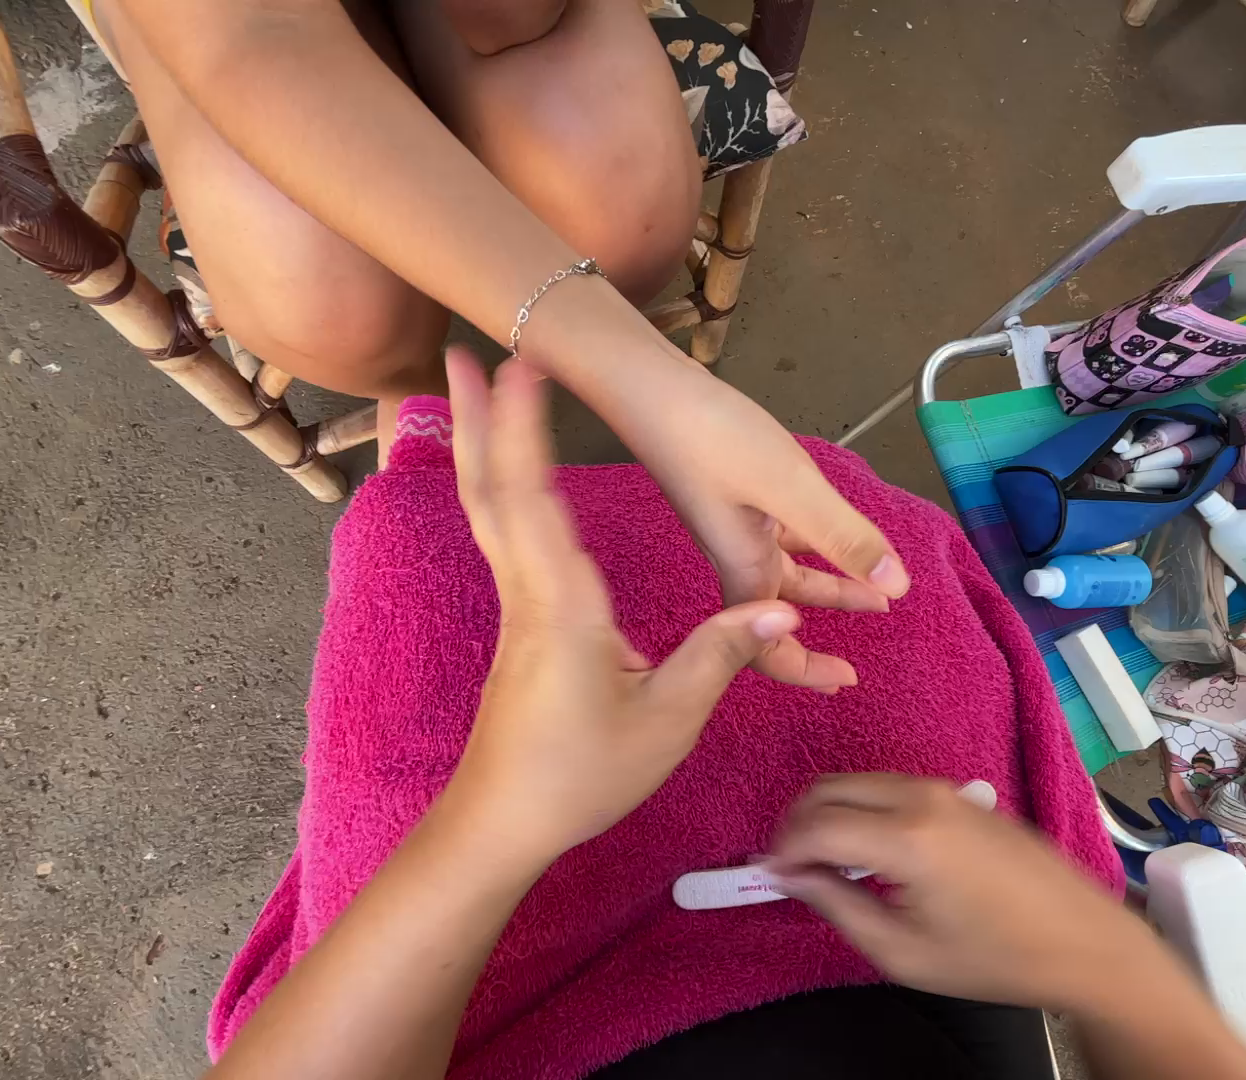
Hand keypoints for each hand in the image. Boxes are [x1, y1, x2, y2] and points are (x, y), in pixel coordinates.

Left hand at [444, 350, 802, 859]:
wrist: (504, 821)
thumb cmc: (583, 774)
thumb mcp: (668, 719)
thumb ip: (723, 654)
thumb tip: (780, 609)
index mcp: (562, 604)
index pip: (534, 499)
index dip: (524, 429)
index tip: (522, 367)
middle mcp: (529, 590)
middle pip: (491, 489)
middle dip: (478, 418)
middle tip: (465, 357)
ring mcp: (518, 604)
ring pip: (490, 511)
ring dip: (483, 447)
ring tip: (476, 395)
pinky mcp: (521, 620)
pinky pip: (504, 538)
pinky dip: (501, 489)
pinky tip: (514, 478)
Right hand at [640, 369, 907, 691]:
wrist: (648, 389)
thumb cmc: (712, 438)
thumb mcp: (790, 489)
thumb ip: (842, 536)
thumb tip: (899, 588)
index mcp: (745, 568)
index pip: (767, 649)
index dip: (804, 671)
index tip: (847, 680)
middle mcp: (738, 555)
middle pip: (784, 609)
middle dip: (830, 621)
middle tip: (877, 621)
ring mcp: (735, 525)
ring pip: (787, 570)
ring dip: (830, 581)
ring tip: (876, 586)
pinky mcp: (735, 495)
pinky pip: (780, 536)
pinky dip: (812, 543)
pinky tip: (834, 529)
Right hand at [766, 774, 1162, 1013]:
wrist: (1086, 940)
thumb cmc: (995, 958)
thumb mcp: (905, 953)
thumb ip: (837, 907)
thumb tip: (793, 875)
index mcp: (907, 837)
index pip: (817, 826)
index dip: (784, 849)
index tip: (771, 874)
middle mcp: (917, 795)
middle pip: (828, 789)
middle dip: (797, 822)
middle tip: (789, 865)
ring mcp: (939, 786)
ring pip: (855, 781)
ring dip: (827, 811)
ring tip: (823, 859)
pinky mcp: (954, 789)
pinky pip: (885, 785)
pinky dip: (858, 806)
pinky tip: (865, 847)